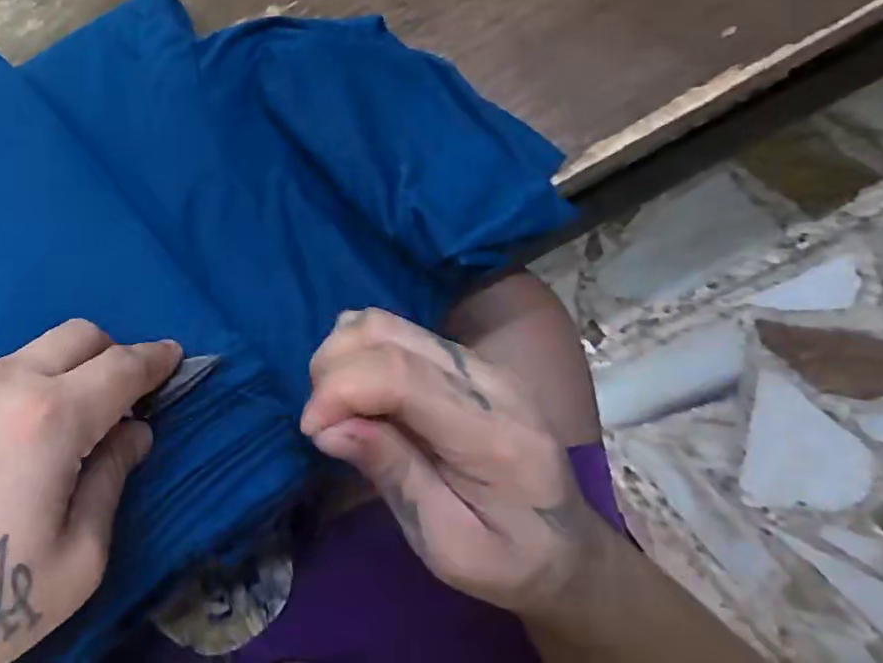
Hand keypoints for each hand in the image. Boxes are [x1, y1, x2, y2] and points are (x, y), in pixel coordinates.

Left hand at [0, 320, 182, 662]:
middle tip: (124, 398)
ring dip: (65, 371)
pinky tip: (4, 444)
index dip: (155, 360)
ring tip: (58, 433)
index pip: (122, 368)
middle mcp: (5, 378)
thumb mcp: (76, 560)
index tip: (175, 355)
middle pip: (80, 335)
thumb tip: (132, 431)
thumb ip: (111, 478)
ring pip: (36, 350)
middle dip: (113, 354)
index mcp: (49, 416)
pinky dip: (22, 386)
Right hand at [300, 308, 608, 614]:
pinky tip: (359, 391)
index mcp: (492, 434)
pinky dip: (359, 351)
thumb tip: (328, 427)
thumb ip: (394, 477)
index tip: (311, 428)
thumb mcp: (451, 548)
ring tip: (336, 406)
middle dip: (332, 368)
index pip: (400, 375)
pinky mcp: (463, 356)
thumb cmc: (512, 561)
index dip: (340, 389)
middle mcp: (486, 378)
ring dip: (341, 354)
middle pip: (384, 333)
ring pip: (383, 322)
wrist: (570, 548)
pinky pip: (395, 330)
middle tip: (321, 422)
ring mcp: (476, 360)